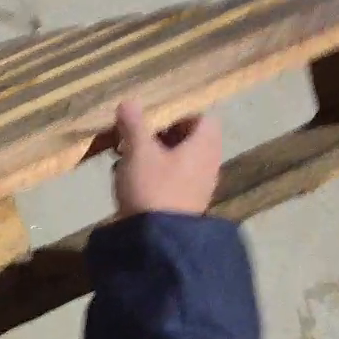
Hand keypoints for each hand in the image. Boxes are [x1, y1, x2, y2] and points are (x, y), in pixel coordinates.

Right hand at [110, 100, 221, 217]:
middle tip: (135, 140)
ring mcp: (200, 186)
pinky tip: (133, 184)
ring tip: (129, 162)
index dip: (179, 115)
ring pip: (181, 161)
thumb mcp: (138, 152)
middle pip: (190, 140)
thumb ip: (133, 125)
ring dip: (157, 158)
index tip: (152, 122)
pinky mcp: (186, 204)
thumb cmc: (152, 187)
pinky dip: (157, 177)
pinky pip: (175, 181)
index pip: (203, 118)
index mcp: (204, 145)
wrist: (157, 237)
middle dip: (162, 137)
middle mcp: (209, 163)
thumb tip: (128, 101)